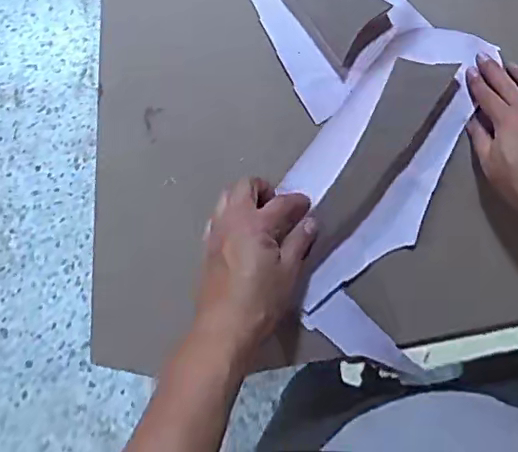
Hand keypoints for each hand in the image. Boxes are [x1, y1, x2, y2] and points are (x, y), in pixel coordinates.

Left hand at [192, 177, 318, 360]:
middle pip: (246, 185)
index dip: (297, 201)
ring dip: (244, 198)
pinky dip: (231, 214)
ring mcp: (216, 231)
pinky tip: (242, 233)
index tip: (306, 206)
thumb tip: (310, 222)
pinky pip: (218, 216)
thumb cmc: (259, 303)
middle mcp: (232, 219)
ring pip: (227, 196)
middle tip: (278, 206)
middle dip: (264, 188)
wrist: (222, 330)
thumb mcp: (288, 273)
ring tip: (259, 217)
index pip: (280, 202)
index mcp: (255, 223)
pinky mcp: (207, 246)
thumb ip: (299, 242)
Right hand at [465, 57, 517, 237]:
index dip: (476, 82)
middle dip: (493, 69)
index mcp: (505, 119)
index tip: (470, 70)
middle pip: (507, 84)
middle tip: (484, 56)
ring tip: (511, 65)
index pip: (486, 95)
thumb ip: (480, 138)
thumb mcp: (491, 167)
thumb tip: (474, 119)